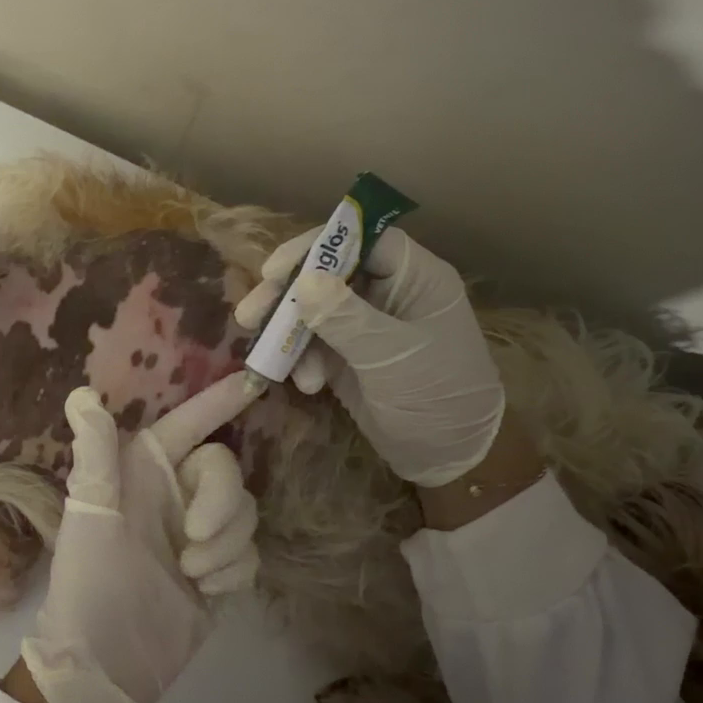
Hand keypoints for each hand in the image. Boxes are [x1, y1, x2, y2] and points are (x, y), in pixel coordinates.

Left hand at [18, 372, 262, 702]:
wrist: (106, 664)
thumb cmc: (89, 582)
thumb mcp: (91, 515)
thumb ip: (97, 455)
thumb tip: (82, 393)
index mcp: (140, 472)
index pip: (186, 424)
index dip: (217, 402)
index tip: (255, 381)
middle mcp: (173, 493)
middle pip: (226, 469)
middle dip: (220, 503)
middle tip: (194, 537)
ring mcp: (197, 532)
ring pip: (245, 512)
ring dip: (225, 545)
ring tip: (191, 574)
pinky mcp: (219, 569)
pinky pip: (251, 552)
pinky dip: (233, 571)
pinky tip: (205, 593)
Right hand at [235, 226, 503, 487]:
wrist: (452, 462)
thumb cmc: (438, 398)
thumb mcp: (392, 357)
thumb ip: (347, 317)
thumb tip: (303, 281)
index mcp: (414, 279)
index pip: (362, 240)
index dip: (318, 247)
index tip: (274, 270)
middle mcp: (388, 293)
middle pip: (327, 272)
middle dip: (287, 293)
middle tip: (249, 314)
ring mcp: (366, 324)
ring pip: (313, 308)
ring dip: (287, 331)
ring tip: (264, 355)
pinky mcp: (348, 354)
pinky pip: (312, 342)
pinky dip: (300, 359)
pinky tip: (305, 385)